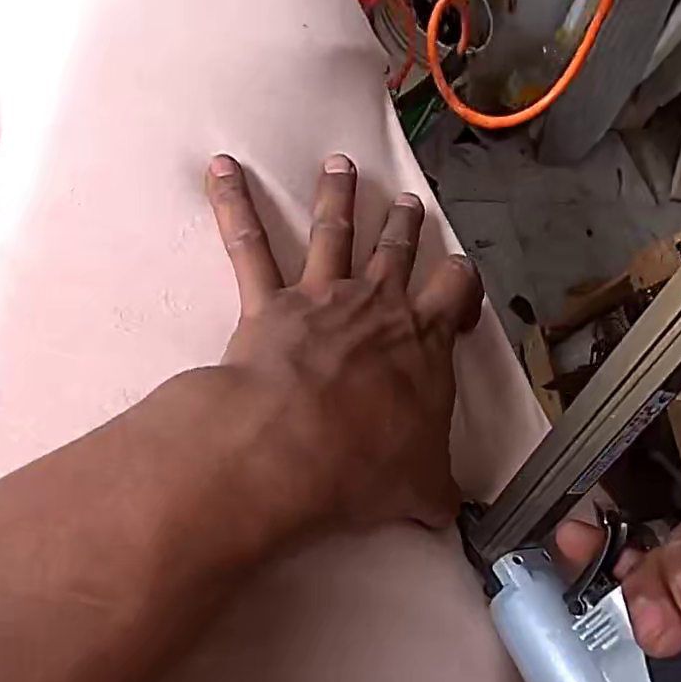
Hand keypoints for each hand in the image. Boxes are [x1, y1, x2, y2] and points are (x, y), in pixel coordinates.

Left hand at [203, 153, 483, 532]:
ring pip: (335, 231)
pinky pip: (248, 244)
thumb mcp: (420, 488)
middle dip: (405, 226)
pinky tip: (221, 169)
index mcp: (420, 342)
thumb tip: (453, 516)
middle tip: (408, 204)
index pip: (454, 293)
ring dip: (339, 196)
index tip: (458, 287)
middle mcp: (376, 306)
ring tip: (339, 165)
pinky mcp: (268, 304)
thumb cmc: (367, 464)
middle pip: (398, 250)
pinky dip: (233, 204)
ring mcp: (321, 298)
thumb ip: (438, 495)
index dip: (459, 286)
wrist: (299, 449)